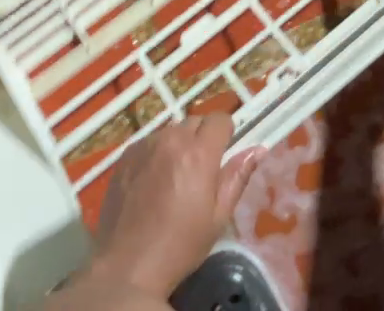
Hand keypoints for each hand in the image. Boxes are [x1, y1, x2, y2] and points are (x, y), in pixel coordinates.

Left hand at [81, 114, 265, 299]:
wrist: (128, 265)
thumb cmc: (181, 245)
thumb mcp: (218, 217)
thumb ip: (237, 177)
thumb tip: (258, 150)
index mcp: (199, 153)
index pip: (220, 119)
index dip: (226, 133)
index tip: (224, 154)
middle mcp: (171, 140)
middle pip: (195, 121)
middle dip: (203, 137)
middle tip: (201, 171)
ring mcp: (144, 145)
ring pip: (170, 131)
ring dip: (179, 144)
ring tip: (175, 177)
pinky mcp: (125, 156)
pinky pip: (148, 142)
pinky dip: (156, 153)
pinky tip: (152, 182)